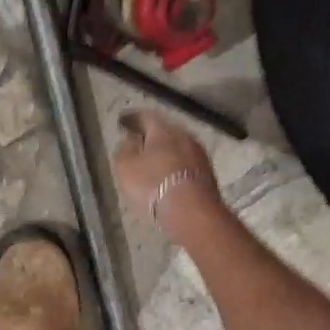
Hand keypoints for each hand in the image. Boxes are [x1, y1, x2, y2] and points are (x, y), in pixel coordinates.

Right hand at [113, 110, 221, 232]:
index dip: (132, 118)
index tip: (121, 121)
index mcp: (163, 129)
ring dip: (164, 151)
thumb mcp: (126, 167)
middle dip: (150, 135)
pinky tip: (167, 174)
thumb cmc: (153, 186)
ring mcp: (199, 154)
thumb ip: (124, 150)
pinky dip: (174, 164)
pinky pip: (186, 162)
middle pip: (165, 130)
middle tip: (138, 140)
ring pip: (177, 146)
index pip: (145, 116)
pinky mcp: (207, 173)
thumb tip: (130, 140)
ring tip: (152, 160)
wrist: (193, 213)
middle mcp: (184, 135)